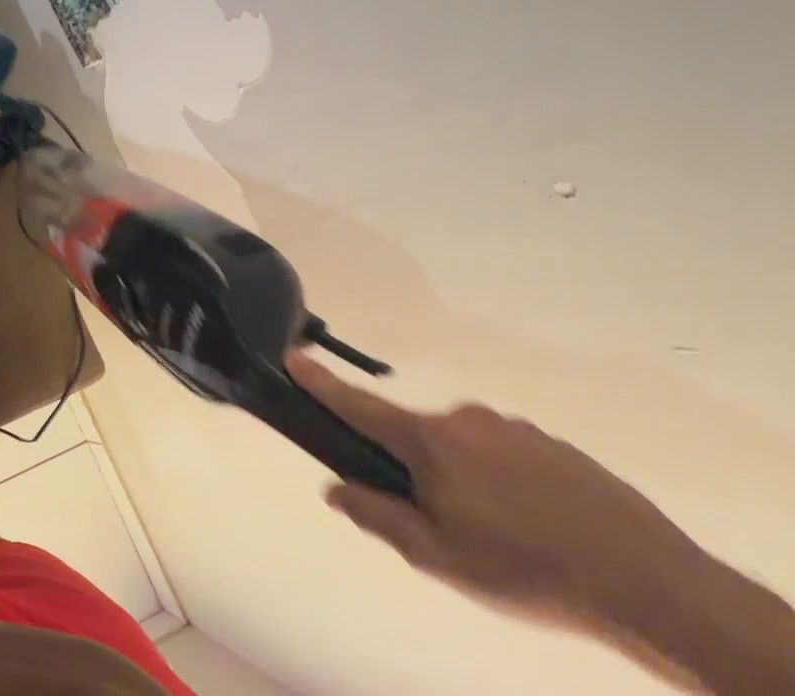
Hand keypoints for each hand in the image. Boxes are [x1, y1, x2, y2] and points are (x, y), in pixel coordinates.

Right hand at [287, 352, 706, 635]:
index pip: (359, 407)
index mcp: (430, 442)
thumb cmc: (522, 568)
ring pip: (463, 449)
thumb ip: (376, 514)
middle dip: (412, 471)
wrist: (651, 585)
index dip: (321, 384)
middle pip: (414, 437)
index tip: (292, 356)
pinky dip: (503, 485)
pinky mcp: (558, 449)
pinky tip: (533, 529)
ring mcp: (517, 431)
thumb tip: (336, 487)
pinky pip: (506, 457)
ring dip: (461, 480)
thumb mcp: (433, 555)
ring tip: (496, 537)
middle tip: (437, 525)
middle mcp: (467, 421)